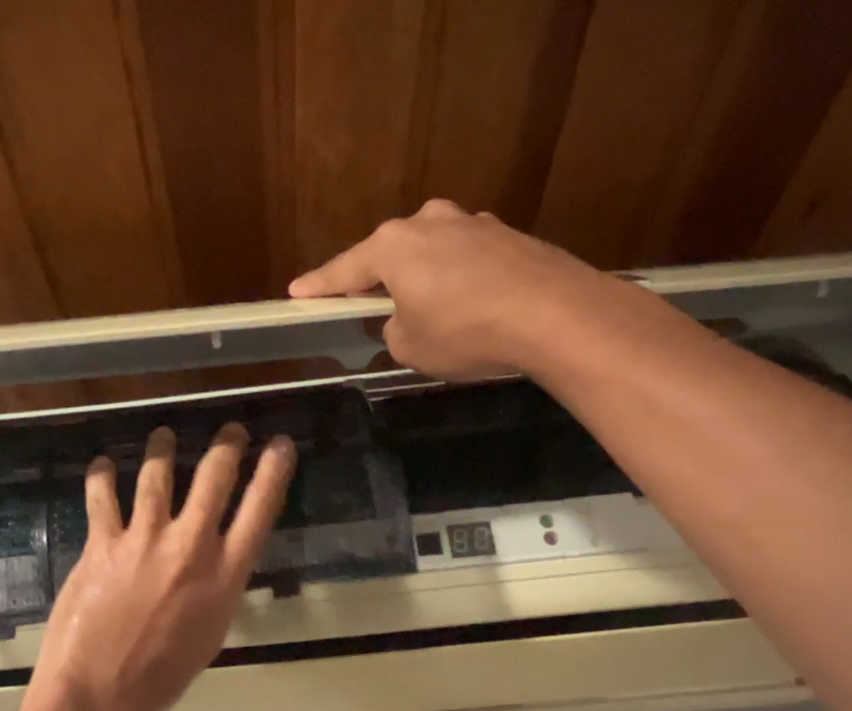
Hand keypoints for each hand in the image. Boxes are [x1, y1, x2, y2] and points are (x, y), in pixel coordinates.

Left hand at [19, 423, 295, 710]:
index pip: (259, 511)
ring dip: (163, 449)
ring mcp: (145, 540)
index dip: (273, 472)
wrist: (101, 693)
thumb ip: (214, 590)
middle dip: (226, 446)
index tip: (279, 445)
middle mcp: (191, 547)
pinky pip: (103, 498)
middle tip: (230, 430)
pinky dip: (102, 477)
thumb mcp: (208, 634)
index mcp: (226, 576)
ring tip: (163, 436)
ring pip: (157, 475)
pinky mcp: (103, 544)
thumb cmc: (161, 677)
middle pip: (214, 478)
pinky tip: (103, 465)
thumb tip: (211, 564)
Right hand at [289, 199, 660, 381]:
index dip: (319, 287)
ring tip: (434, 314)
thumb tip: (406, 319)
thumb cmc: (465, 331)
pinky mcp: (510, 236)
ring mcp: (474, 223)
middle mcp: (429, 222)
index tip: (296, 292)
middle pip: (391, 254)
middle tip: (372, 308)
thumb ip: (394, 331)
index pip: (344, 270)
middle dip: (381, 280)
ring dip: (427, 280)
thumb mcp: (410, 347)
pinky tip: (475, 309)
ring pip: (434, 255)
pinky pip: (469, 261)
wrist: (555, 315)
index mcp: (393, 245)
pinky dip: (463, 283)